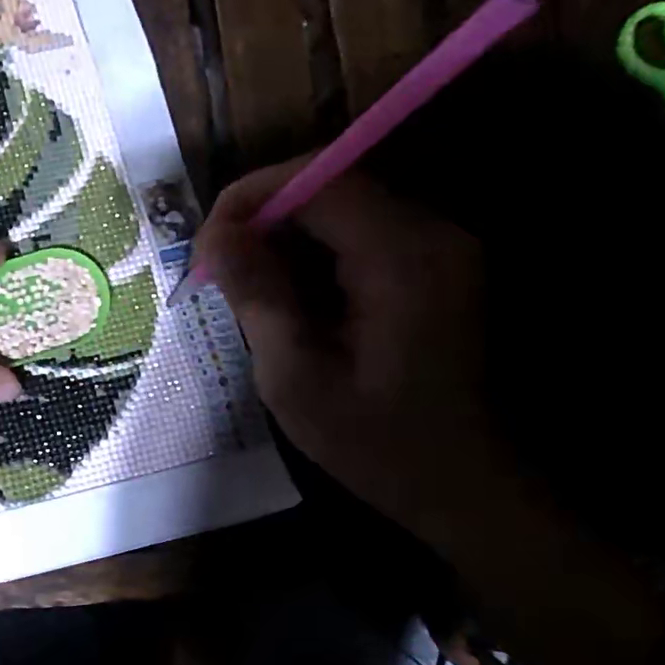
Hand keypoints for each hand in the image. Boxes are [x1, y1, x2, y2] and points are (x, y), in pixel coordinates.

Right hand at [197, 157, 664, 664]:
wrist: (458, 482)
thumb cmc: (374, 443)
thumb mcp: (296, 377)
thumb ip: (257, 297)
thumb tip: (214, 237)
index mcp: (402, 260)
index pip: (320, 182)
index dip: (253, 197)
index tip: (206, 242)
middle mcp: (431, 235)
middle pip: (331, 184)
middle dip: (262, 214)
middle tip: (214, 265)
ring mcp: (437, 247)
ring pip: (340, 206)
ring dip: (281, 233)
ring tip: (238, 281)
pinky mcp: (430, 264)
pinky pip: (357, 233)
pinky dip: (308, 250)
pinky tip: (281, 293)